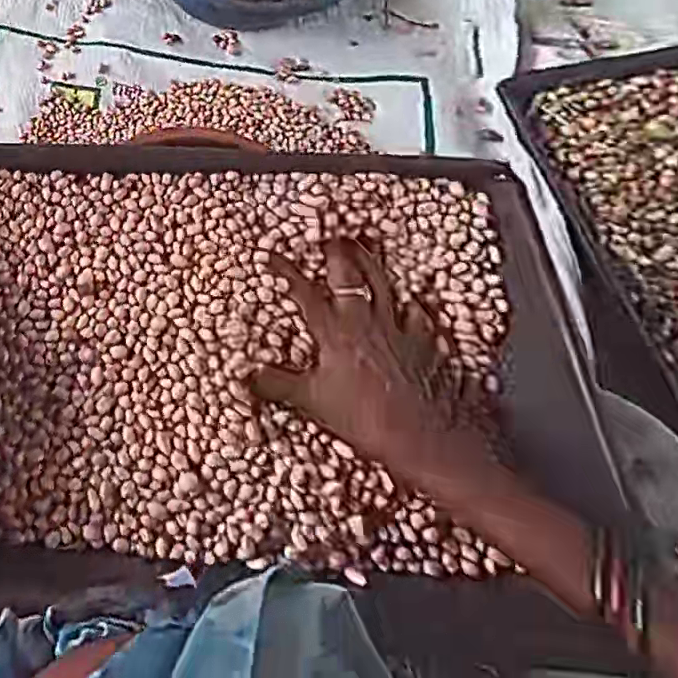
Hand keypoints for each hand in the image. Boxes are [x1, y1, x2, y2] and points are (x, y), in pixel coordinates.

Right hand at [252, 238, 489, 478]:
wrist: (431, 443)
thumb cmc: (368, 420)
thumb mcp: (312, 403)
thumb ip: (277, 385)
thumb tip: (246, 375)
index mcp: (335, 332)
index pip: (303, 292)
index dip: (285, 271)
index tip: (270, 254)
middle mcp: (366, 323)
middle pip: (348, 277)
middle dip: (336, 254)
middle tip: (329, 235)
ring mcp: (400, 332)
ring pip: (384, 287)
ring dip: (373, 266)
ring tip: (367, 249)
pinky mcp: (427, 347)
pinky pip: (419, 316)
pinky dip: (413, 304)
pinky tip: (413, 301)